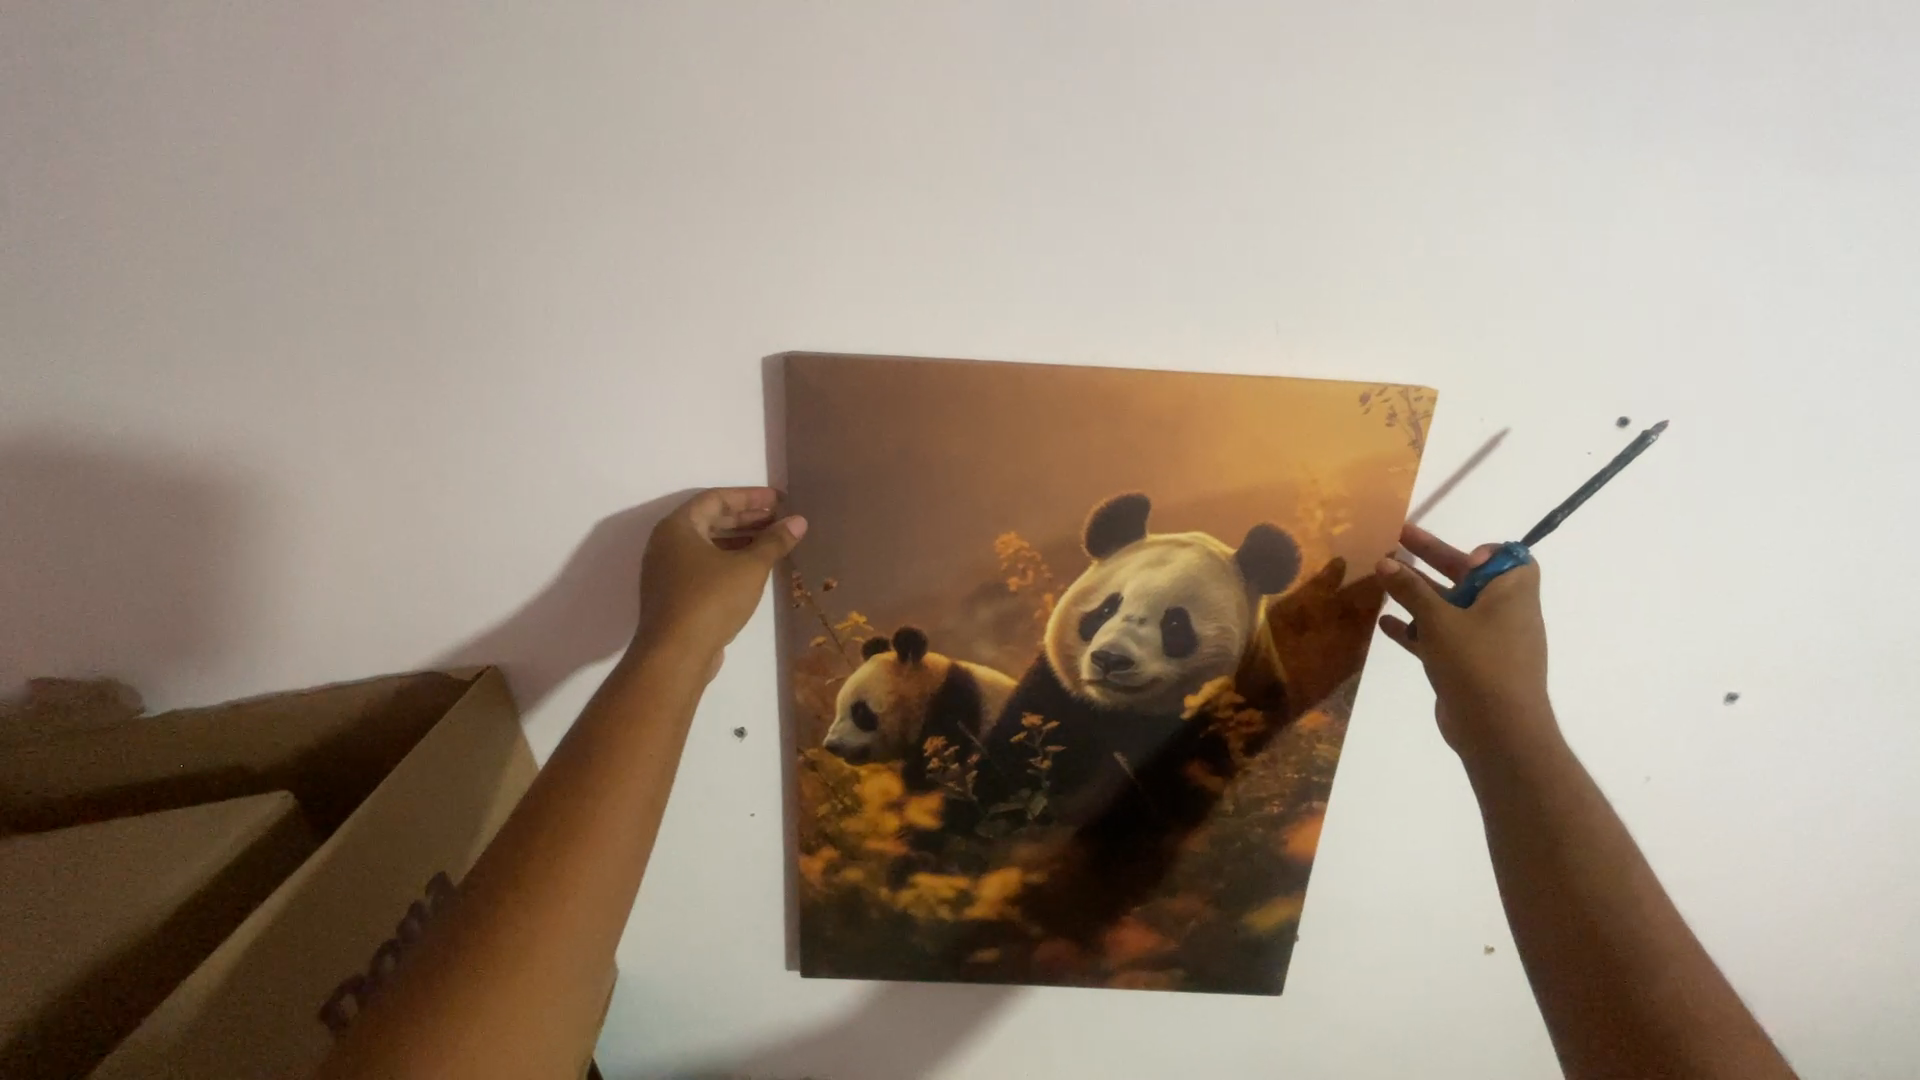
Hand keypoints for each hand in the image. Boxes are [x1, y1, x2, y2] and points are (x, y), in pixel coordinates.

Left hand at [633, 488, 806, 670]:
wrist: (676, 654)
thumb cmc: (711, 600)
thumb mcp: (750, 567)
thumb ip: (774, 541)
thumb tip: (799, 520)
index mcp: (678, 527)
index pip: (717, 499)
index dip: (750, 496)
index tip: (780, 500)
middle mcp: (667, 543)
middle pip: (711, 520)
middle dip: (747, 518)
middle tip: (779, 519)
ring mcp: (668, 570)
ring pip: (708, 545)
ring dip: (740, 540)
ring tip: (773, 542)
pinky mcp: (674, 594)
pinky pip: (704, 565)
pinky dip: (729, 560)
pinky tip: (754, 568)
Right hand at [1375, 524, 1553, 758]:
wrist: (1496, 728)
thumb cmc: (1476, 662)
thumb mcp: (1439, 619)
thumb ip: (1410, 589)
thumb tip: (1385, 560)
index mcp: (1511, 595)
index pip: (1510, 560)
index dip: (1484, 553)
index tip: (1458, 556)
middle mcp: (1502, 614)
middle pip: (1467, 578)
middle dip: (1432, 559)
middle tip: (1397, 538)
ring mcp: (1484, 641)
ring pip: (1447, 607)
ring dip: (1416, 594)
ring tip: (1381, 580)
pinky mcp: (1466, 664)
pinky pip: (1438, 636)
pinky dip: (1414, 628)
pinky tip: (1385, 623)